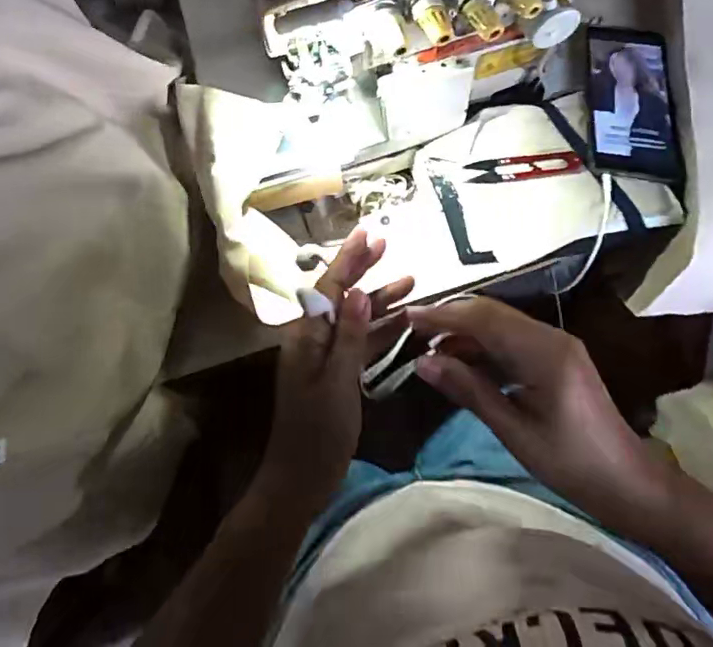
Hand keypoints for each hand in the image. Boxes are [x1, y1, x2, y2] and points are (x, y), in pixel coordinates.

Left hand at [260, 231, 412, 507]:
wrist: (300, 479)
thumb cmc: (318, 432)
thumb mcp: (338, 382)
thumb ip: (350, 336)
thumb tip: (360, 291)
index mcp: (306, 335)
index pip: (330, 286)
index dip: (349, 258)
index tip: (367, 234)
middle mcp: (313, 338)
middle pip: (341, 295)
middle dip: (364, 270)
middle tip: (387, 246)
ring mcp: (324, 356)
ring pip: (355, 318)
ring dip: (380, 301)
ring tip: (411, 282)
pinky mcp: (335, 374)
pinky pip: (360, 342)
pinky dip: (380, 331)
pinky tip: (404, 322)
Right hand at [410, 298, 664, 514]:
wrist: (634, 487)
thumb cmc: (575, 465)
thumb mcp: (515, 432)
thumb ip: (469, 391)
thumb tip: (422, 362)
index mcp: (543, 351)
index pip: (482, 319)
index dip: (442, 315)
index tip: (406, 316)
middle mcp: (550, 337)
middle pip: (490, 313)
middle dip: (449, 317)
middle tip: (411, 329)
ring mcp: (555, 345)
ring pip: (499, 323)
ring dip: (464, 331)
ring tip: (429, 347)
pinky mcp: (556, 357)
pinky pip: (511, 339)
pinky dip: (482, 345)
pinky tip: (462, 362)